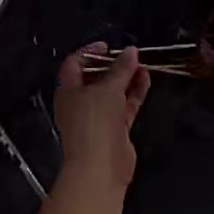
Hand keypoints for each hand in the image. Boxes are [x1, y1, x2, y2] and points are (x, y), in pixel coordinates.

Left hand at [54, 43, 151, 189]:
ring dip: (126, 78)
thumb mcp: (108, 89)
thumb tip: (131, 51)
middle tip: (129, 55)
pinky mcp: (114, 129)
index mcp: (68, 92)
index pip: (74, 65)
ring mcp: (98, 118)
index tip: (107, 46)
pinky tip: (146, 79)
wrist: (100, 168)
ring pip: (113, 92)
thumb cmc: (94, 123)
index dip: (89, 52)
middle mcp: (80, 103)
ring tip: (142, 64)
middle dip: (112, 65)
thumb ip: (121, 68)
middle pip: (95, 78)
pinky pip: (125, 105)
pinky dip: (134, 92)